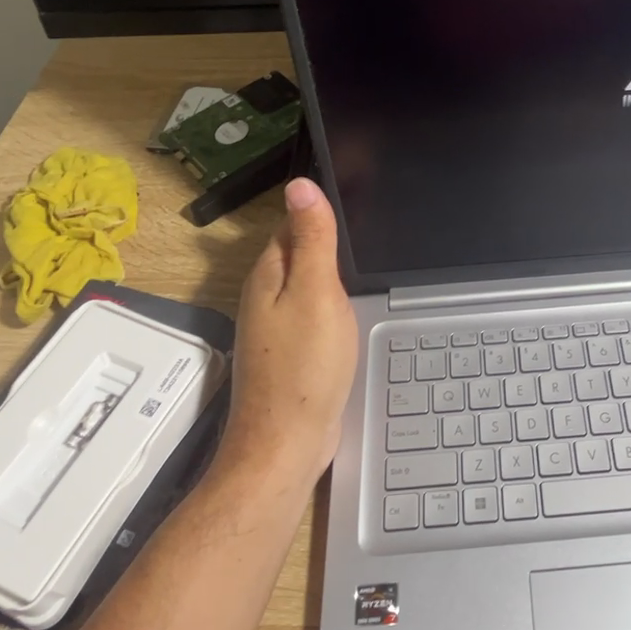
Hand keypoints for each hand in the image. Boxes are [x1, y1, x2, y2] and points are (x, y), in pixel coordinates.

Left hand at [215, 177, 358, 481]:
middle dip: (323, 238)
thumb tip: (300, 185)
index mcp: (268, 275)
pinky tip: (348, 310)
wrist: (286, 444)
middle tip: (365, 228)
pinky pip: (309, 312)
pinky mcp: (289, 353)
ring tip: (362, 264)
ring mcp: (275, 327)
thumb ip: (312, 240)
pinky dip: (329, 303)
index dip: (317, 210)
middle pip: (295, 253)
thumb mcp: (316, 293)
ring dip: (327, 272)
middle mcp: (264, 297)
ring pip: (303, 284)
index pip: (290, 225)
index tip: (355, 198)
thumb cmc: (305, 367)